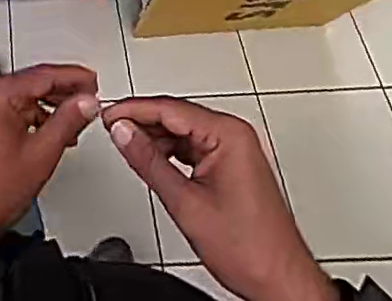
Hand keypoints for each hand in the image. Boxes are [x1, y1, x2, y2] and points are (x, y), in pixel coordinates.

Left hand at [0, 63, 100, 239]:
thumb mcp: (40, 154)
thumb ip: (67, 121)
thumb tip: (86, 101)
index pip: (44, 75)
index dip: (73, 77)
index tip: (93, 81)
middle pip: (36, 81)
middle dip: (66, 89)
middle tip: (90, 96)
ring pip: (30, 93)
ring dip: (54, 103)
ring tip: (78, 114)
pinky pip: (20, 105)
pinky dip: (40, 113)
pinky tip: (57, 126)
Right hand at [103, 97, 337, 300]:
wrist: (282, 285)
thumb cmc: (251, 250)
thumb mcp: (186, 203)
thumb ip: (149, 162)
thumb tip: (123, 132)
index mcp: (228, 134)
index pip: (169, 108)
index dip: (134, 109)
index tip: (109, 114)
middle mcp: (234, 134)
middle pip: (176, 115)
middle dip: (142, 121)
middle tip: (112, 128)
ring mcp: (235, 148)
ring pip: (183, 130)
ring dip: (155, 137)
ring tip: (127, 145)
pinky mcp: (232, 163)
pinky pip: (193, 145)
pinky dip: (170, 150)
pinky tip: (153, 159)